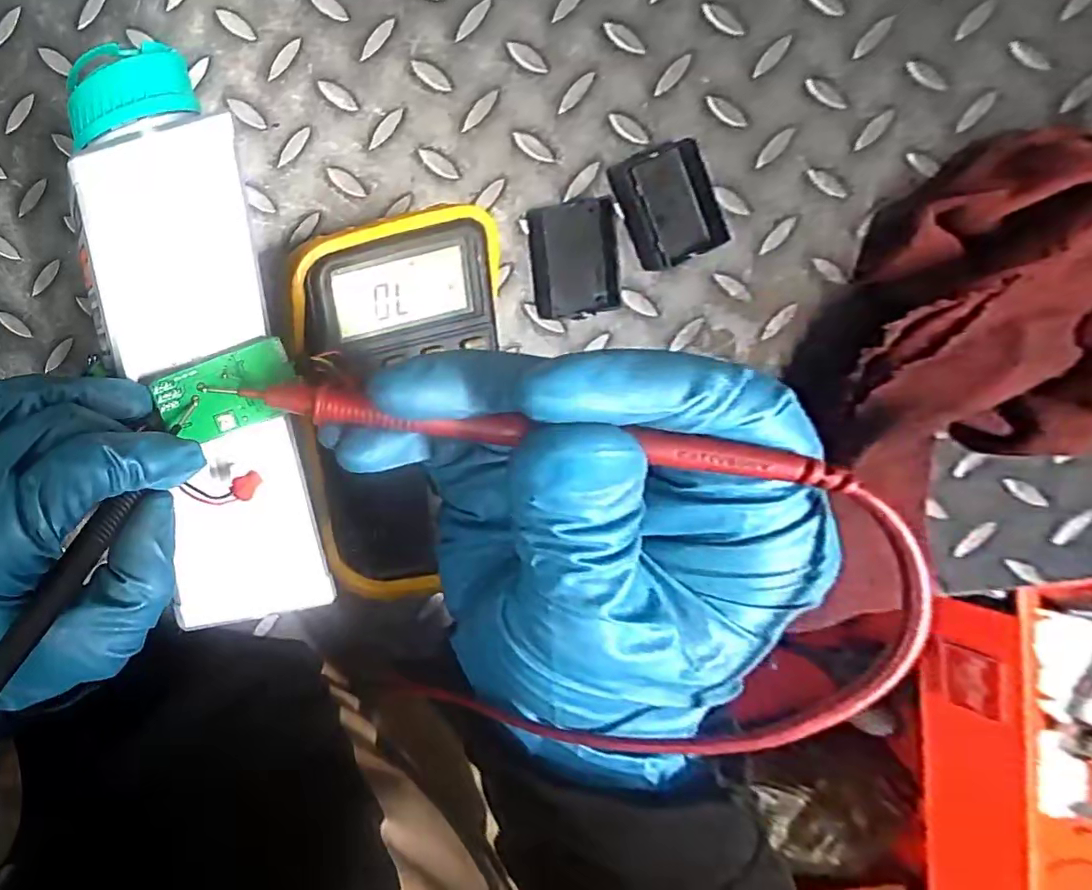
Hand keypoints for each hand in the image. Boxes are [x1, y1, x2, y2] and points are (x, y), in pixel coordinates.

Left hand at [0, 375, 204, 750]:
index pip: (76, 468)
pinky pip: (0, 402)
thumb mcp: (96, 645)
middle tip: (161, 437)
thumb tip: (158, 498)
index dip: (138, 455)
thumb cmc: (13, 661)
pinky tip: (79, 407)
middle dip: (119, 424)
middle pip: (55, 426)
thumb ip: (142, 576)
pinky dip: (47, 395)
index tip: (182, 455)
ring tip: (129, 408)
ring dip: (85, 398)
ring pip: (27, 401)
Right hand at [325, 350, 839, 789]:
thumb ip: (587, 540)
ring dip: (425, 403)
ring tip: (363, 415)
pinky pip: (449, 430)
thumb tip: (573, 440)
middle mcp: (649, 459)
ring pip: (501, 400)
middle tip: (405, 396)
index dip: (635, 385)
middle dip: (486, 390)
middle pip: (577, 393)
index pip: (720, 410)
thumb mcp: (601, 629)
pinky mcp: (500, 462)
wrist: (534, 705)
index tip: (544, 397)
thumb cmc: (602, 686)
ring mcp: (565, 455)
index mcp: (731, 503)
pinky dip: (400, 430)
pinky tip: (361, 441)